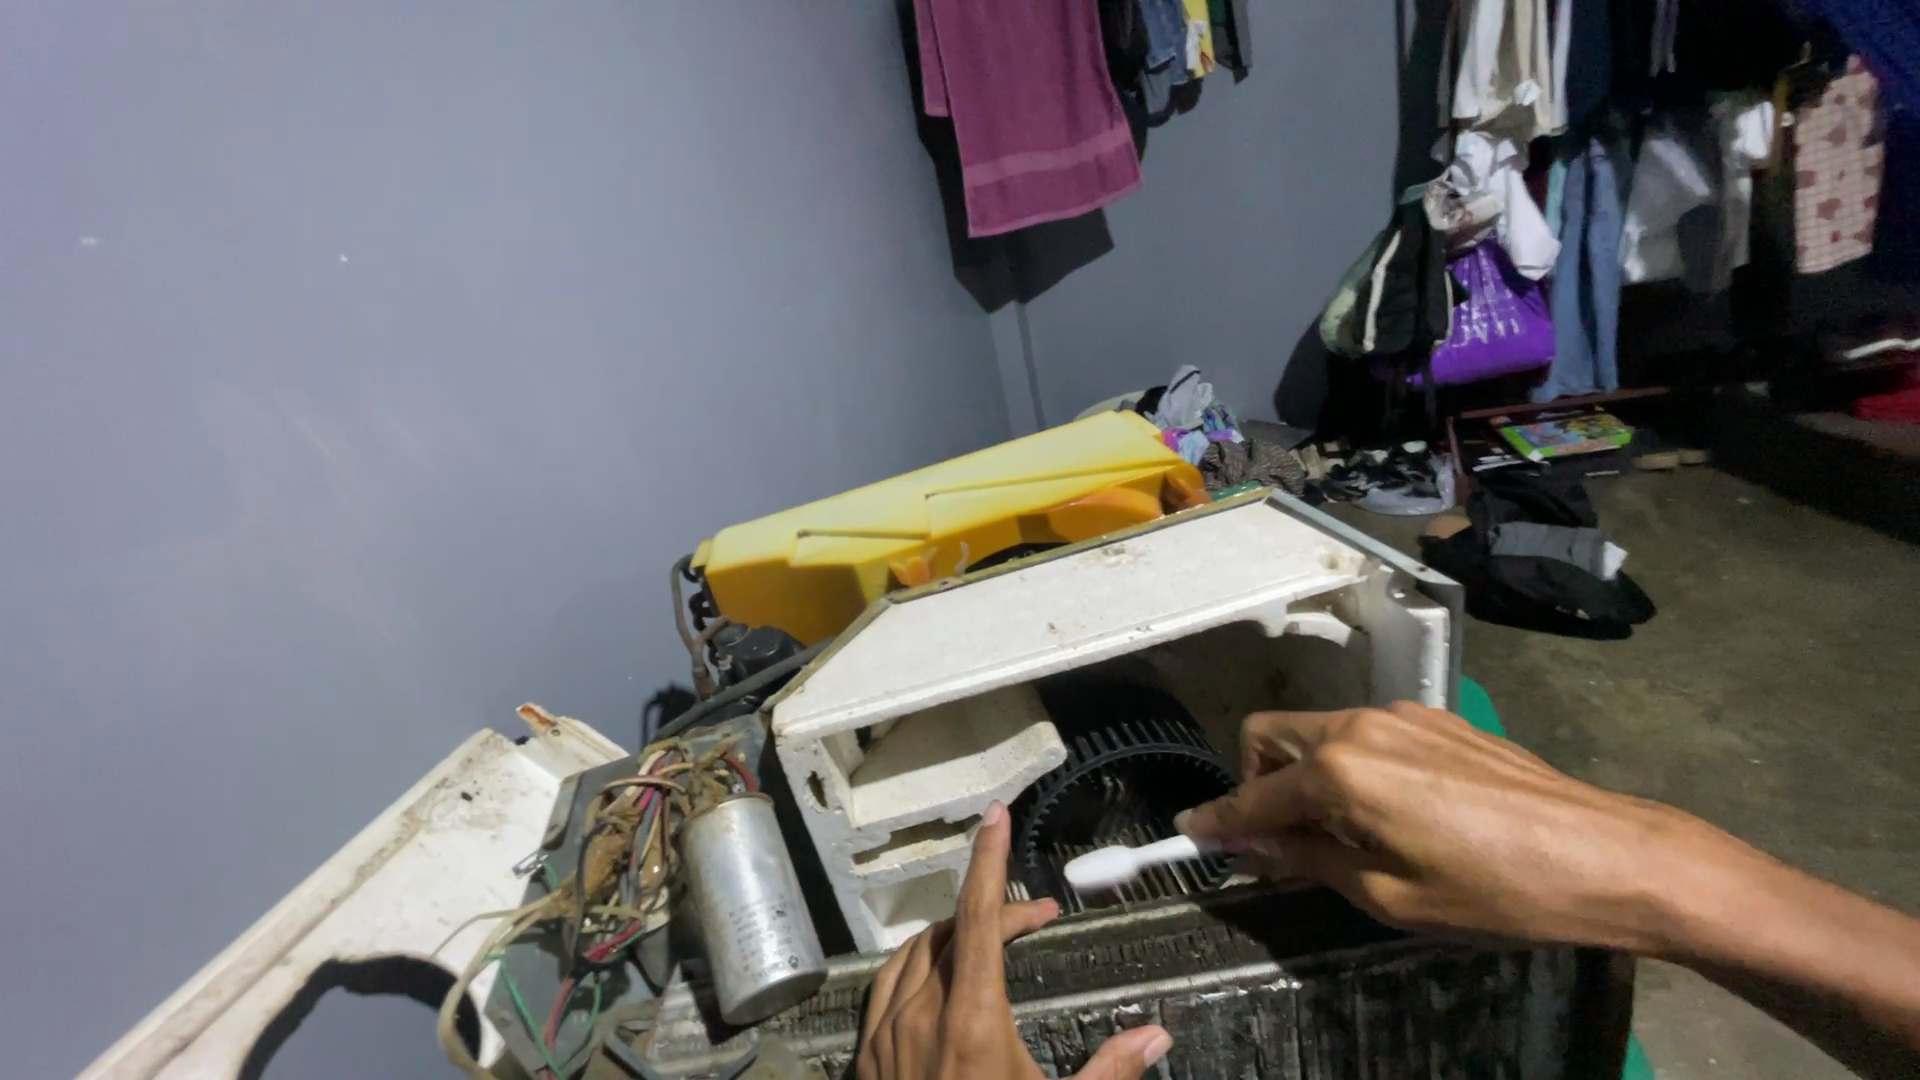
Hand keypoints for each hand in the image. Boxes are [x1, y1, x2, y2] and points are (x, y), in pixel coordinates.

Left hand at [856, 801, 1173, 1079]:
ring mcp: (886, 1035)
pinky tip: (937, 978)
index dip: (989, 860)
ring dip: (956, 933)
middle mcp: (922, 1015)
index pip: (980, 917)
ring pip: (917, 951)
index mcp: (972, 1022)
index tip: (997, 815)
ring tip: (993, 941)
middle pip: (955, 930)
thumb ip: (1109, 1073)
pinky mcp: (866, 1058)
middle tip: (1040, 917)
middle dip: (997, 910)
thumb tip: (1158, 1036)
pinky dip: (918, 964)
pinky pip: (887, 985)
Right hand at [1177, 701, 1698, 950]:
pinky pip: (1358, 731)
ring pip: (1312, 729)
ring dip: (1302, 771)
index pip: (1254, 797)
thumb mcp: (1389, 895)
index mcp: (1338, 771)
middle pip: (1267, 735)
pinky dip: (1346, 763)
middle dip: (1255, 779)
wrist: (1612, 855)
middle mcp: (1354, 726)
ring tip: (1344, 824)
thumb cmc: (1495, 891)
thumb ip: (1307, 857)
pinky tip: (1394, 804)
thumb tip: (1254, 840)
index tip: (1190, 832)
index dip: (1219, 820)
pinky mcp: (1428, 715)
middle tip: (1278, 831)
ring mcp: (1394, 714)